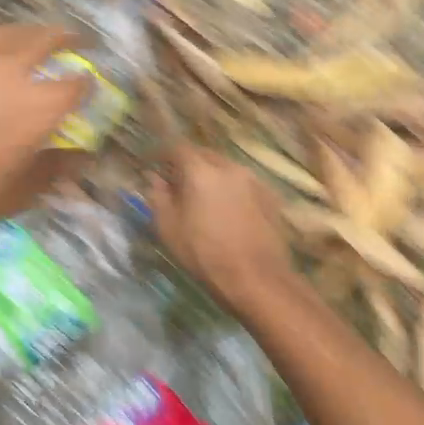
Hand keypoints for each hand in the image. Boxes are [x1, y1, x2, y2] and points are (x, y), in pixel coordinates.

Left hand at [0, 26, 90, 250]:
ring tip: (31, 44)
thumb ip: (55, 168)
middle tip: (74, 44)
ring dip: (27, 35)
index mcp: (42, 103)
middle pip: (48, 40)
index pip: (80, 83)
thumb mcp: (19, 193)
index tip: (90, 89)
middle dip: (67, 41)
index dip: (89, 86)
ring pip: (8, 34)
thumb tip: (78, 155)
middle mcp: (11, 70)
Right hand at [148, 143, 295, 311]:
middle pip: (204, 154)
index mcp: (201, 172)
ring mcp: (255, 180)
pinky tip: (224, 209)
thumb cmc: (202, 252)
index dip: (162, 153)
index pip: (178, 148)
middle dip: (187, 162)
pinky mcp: (271, 196)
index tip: (153, 164)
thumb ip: (158, 196)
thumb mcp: (167, 226)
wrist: (256, 277)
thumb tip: (154, 178)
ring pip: (225, 167)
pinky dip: (228, 187)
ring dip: (209, 175)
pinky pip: (242, 182)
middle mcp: (230, 168)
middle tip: (174, 181)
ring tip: (200, 196)